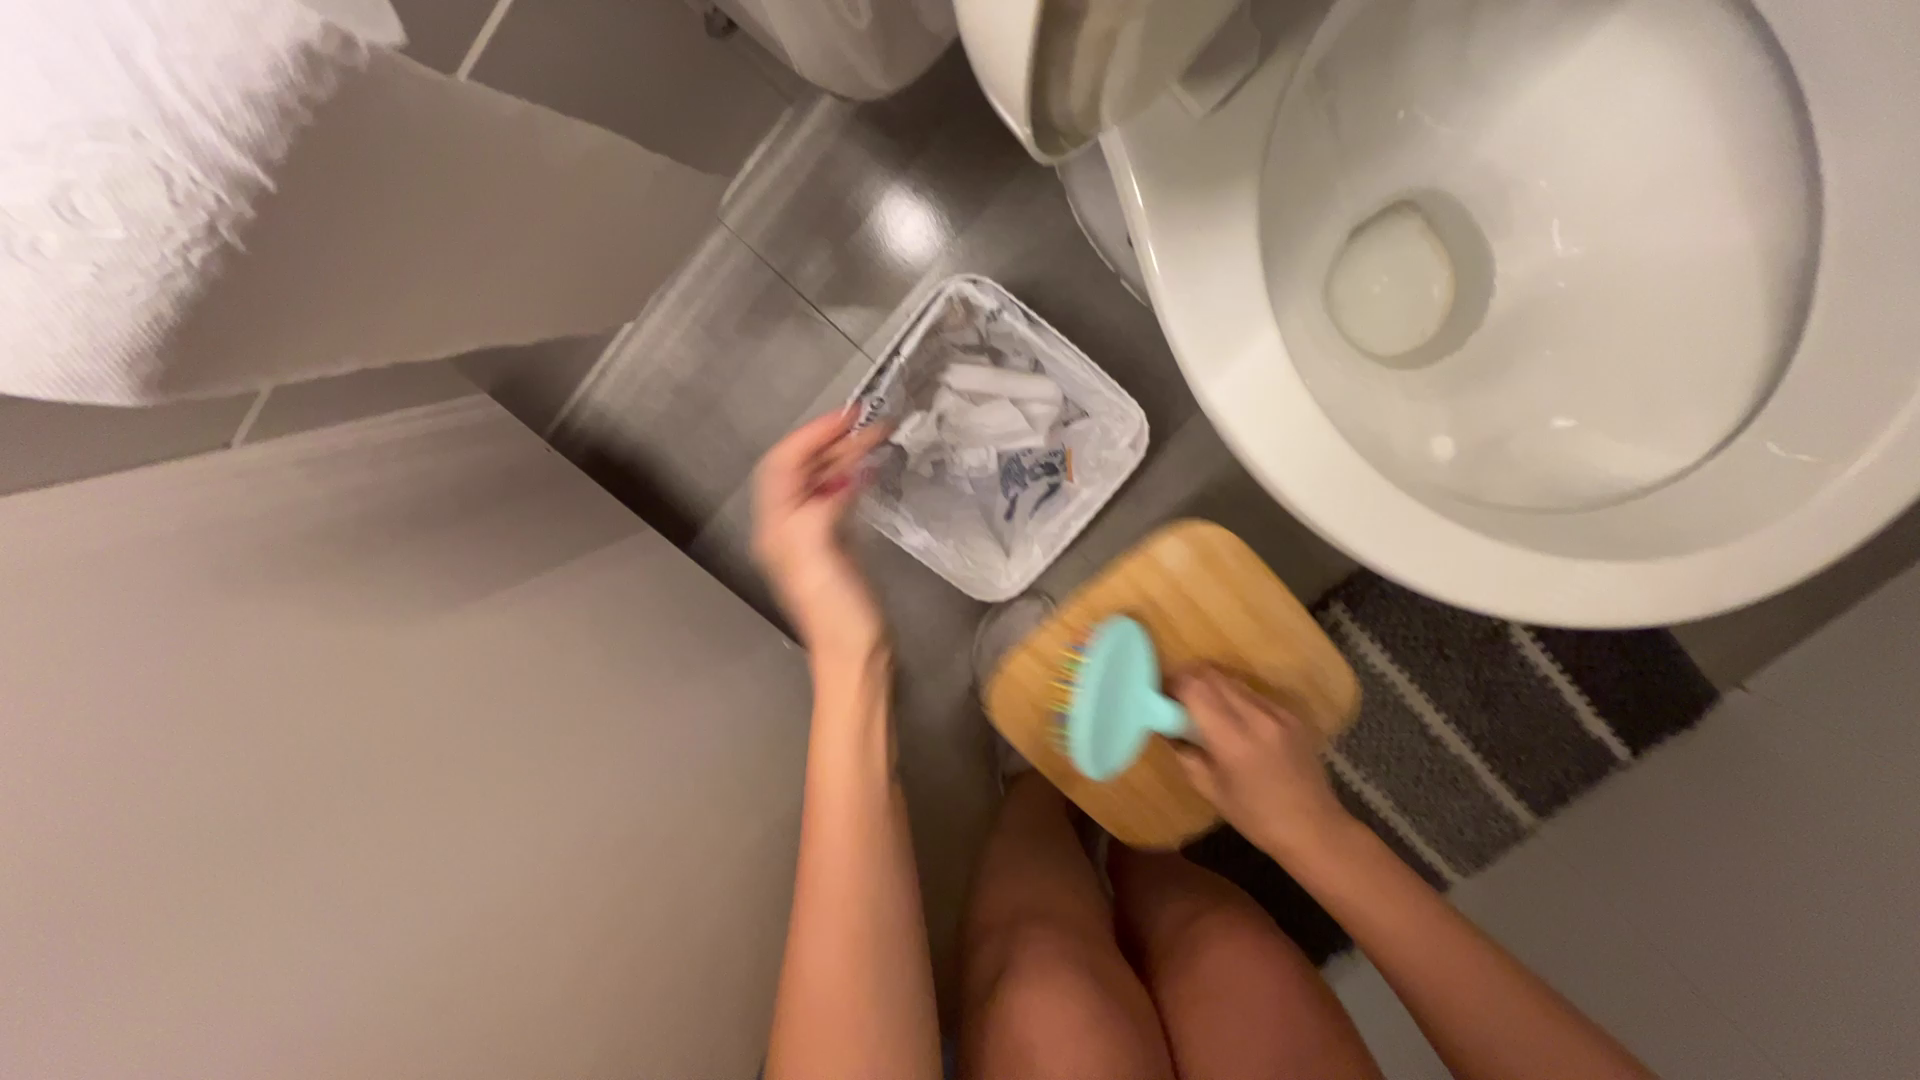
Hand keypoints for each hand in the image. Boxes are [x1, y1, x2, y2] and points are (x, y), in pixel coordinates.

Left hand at [753, 410, 891, 666]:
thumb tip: (845, 478)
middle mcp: (787, 527)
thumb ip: (822, 509)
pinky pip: (837, 498)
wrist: (856, 655)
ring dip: (845, 455)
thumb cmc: (838, 612)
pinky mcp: (834, 545)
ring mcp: (811, 536)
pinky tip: (871, 470)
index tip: (847, 415)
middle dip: (832, 440)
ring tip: (877, 435)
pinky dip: (852, 477)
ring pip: (821, 481)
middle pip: (803, 469)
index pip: (784, 464)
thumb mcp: (820, 556)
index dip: (812, 435)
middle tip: (869, 420)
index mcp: (777, 527)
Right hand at [1170, 666, 1357, 862]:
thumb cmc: (1256, 817)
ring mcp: (1277, 713)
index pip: (1195, 688)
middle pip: (1213, 675)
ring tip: (1204, 709)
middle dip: (1190, 680)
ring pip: (1233, 681)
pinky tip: (1234, 721)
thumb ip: (1184, 753)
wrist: (1314, 828)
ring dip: (1212, 687)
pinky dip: (1235, 698)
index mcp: (1232, 739)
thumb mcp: (1209, 789)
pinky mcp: (1291, 716)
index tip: (1163, 696)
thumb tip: (1167, 729)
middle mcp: (1256, 717)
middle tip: (1178, 700)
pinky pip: (1253, 695)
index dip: (1173, 684)